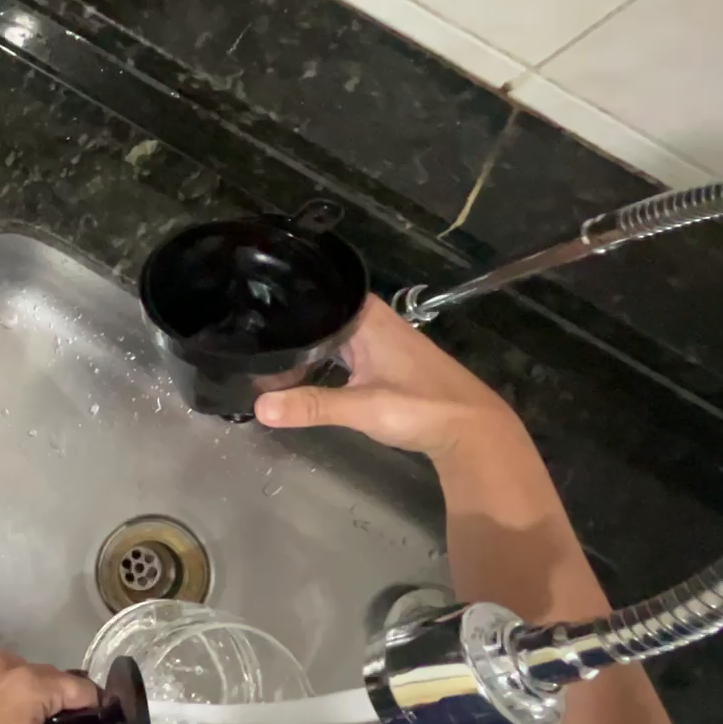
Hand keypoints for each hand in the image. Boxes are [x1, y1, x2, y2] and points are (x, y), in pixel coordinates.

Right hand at [255, 294, 521, 462]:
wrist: (474, 431)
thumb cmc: (422, 407)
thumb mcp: (362, 407)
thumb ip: (311, 406)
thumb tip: (259, 407)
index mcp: (368, 319)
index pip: (321, 293)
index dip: (287, 298)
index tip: (251, 305)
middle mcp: (374, 323)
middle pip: (323, 314)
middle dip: (291, 323)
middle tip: (249, 331)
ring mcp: (381, 342)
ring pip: (333, 333)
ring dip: (307, 342)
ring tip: (266, 348)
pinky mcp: (385, 362)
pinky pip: (343, 349)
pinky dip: (322, 357)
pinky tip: (303, 369)